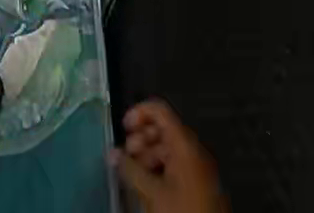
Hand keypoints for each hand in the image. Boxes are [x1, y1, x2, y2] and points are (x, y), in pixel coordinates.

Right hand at [113, 99, 230, 212]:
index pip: (160, 110)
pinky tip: (148, 184)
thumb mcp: (151, 190)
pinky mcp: (200, 185)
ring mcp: (199, 168)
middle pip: (163, 128)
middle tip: (128, 154)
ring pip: (168, 148)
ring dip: (148, 154)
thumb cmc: (183, 211)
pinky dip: (160, 167)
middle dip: (141, 137)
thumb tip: (113, 154)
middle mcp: (194, 150)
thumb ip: (129, 168)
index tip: (125, 128)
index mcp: (185, 145)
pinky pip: (177, 164)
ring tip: (135, 172)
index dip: (139, 113)